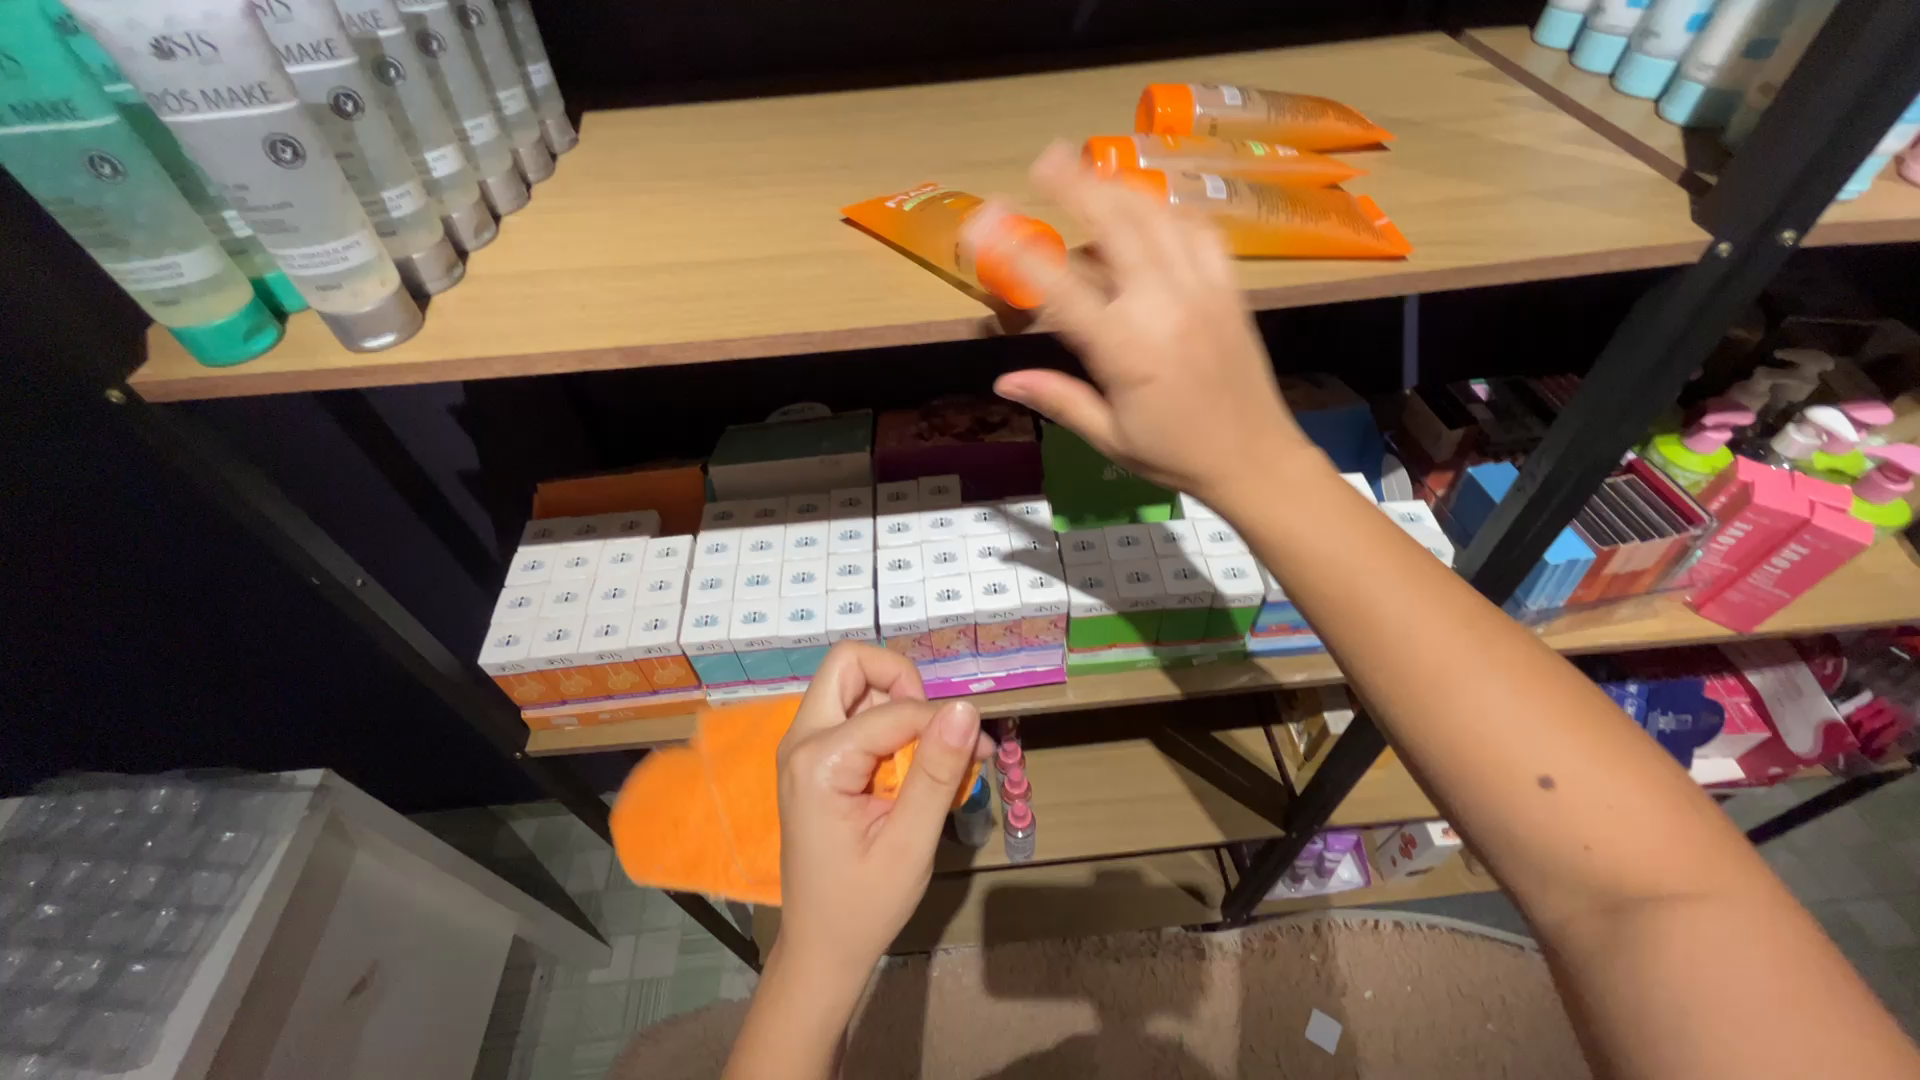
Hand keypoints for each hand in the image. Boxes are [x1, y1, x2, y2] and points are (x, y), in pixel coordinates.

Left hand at [774, 643, 987, 971]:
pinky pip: (852, 714)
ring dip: (897, 704)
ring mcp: (803, 747)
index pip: (895, 709)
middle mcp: (802, 740)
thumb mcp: (910, 843)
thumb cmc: (863, 904)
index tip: (980, 752)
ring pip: (853, 684)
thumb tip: (966, 707)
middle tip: (932, 728)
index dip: (942, 723)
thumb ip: (936, 772)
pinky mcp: (813, 758)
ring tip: (929, 755)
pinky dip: (888, 725)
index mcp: (819, 760)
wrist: (821, 947)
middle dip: (901, 682)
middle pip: (851, 663)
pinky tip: (910, 768)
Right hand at [979, 142, 1320, 501]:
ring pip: (1158, 218)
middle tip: (1047, 158)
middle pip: (1115, 225)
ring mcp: (1202, 290)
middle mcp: (1163, 306)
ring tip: (1094, 170)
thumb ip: (1059, 398)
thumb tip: (1002, 380)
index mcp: (1124, 349)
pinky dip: (1171, 211)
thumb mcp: (1109, 435)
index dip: (1017, 250)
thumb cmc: (1174, 455)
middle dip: (1078, 185)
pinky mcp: (1229, 288)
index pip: (1059, 286)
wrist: (1254, 459)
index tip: (984, 219)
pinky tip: (1153, 207)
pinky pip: (1200, 232)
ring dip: (1121, 188)